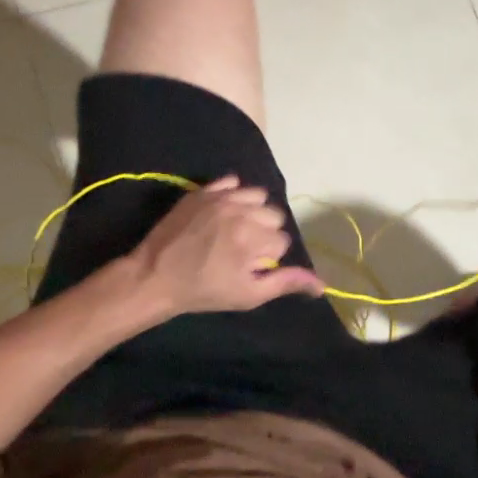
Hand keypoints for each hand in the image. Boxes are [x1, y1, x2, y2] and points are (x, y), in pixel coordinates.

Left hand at [128, 176, 324, 314]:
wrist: (156, 275)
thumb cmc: (203, 291)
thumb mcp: (247, 295)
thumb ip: (285, 283)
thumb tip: (322, 284)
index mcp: (253, 239)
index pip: (282, 241)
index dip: (268, 257)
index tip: (250, 266)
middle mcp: (241, 213)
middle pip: (273, 216)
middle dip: (264, 232)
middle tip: (243, 250)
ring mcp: (220, 198)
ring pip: (256, 196)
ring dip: (252, 211)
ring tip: (235, 230)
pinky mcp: (202, 191)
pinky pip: (232, 182)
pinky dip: (233, 194)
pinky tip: (223, 213)